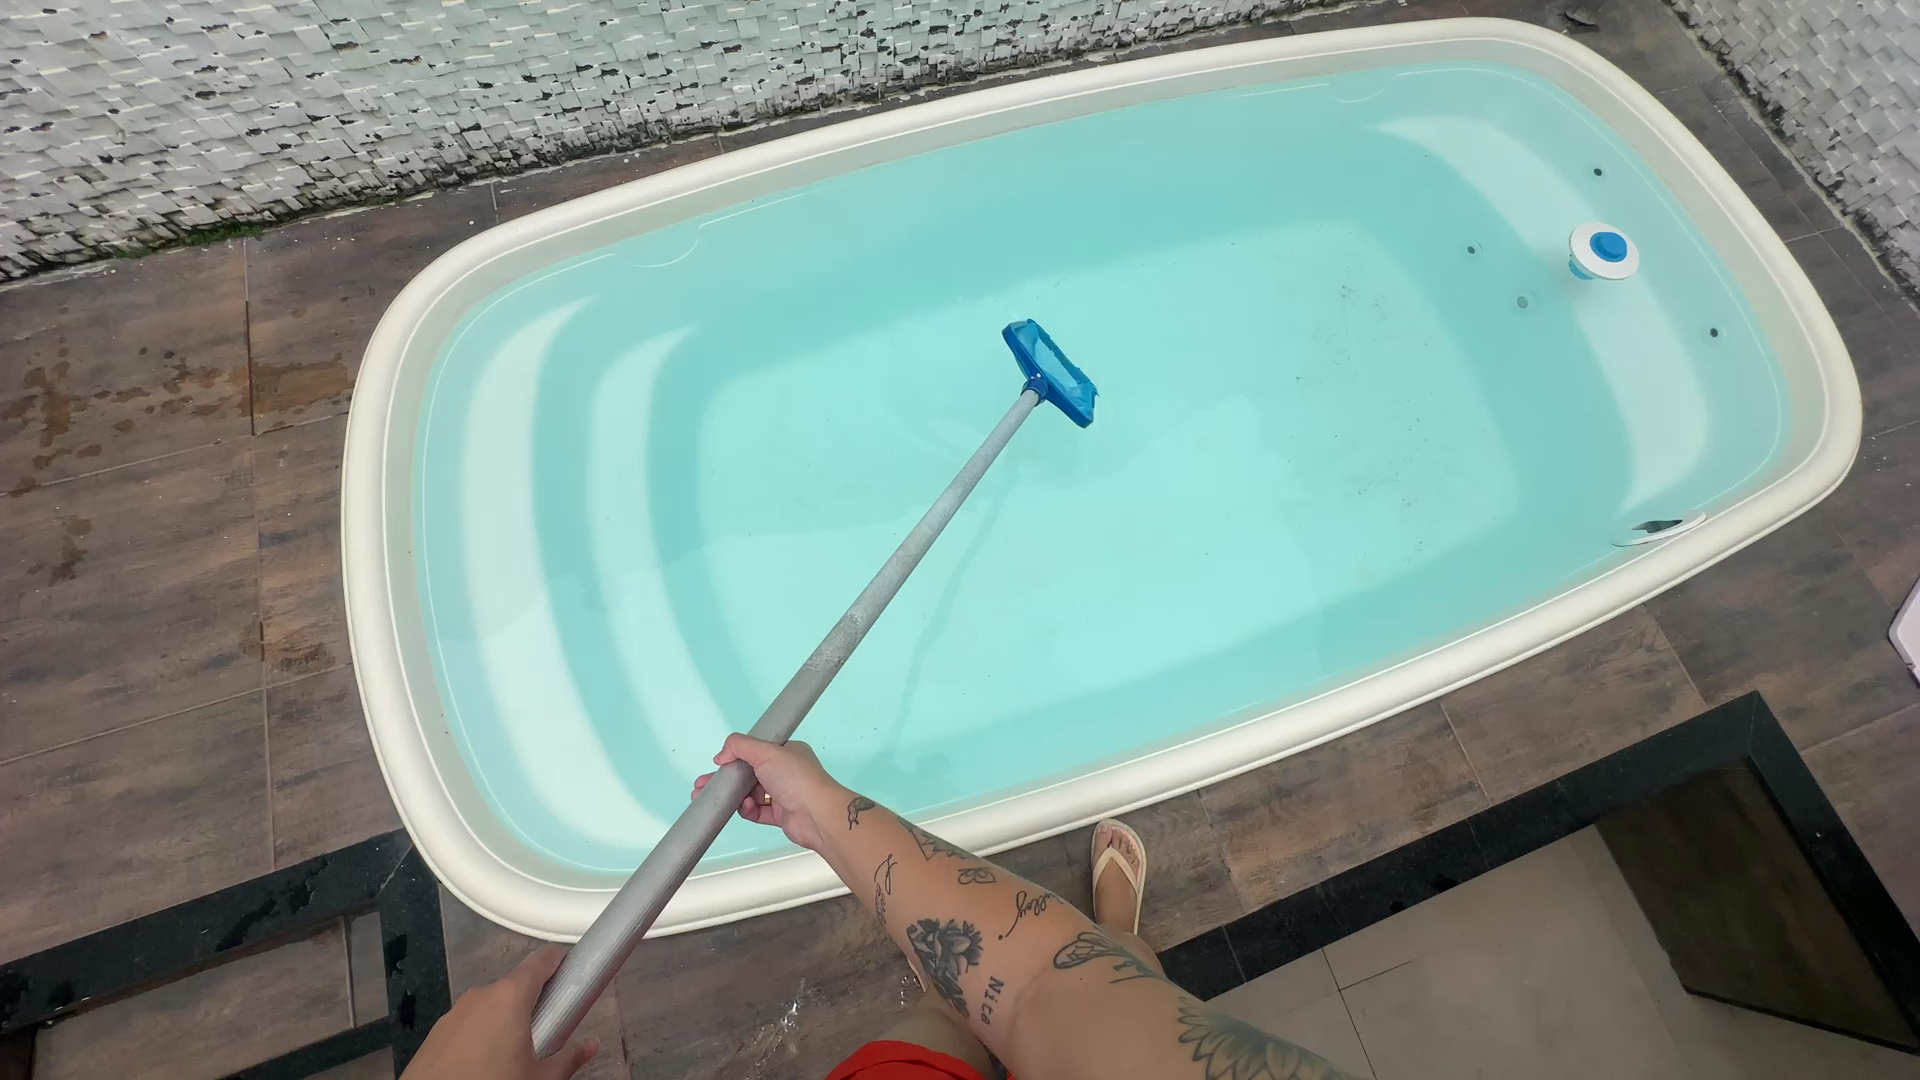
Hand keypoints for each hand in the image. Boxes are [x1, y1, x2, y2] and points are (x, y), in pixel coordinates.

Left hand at [400, 946, 598, 1079]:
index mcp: (510, 995)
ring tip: (510, 1056)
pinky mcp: (431, 1039)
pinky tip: (479, 1069)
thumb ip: (568, 1057)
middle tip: (547, 1029)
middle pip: (517, 985)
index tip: (573, 976)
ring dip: (504, 1021)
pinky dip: (478, 1038)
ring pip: (490, 1007)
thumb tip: (590, 1045)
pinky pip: (465, 1027)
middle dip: (534, 1002)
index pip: (544, 958)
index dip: (563, 961)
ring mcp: (452, 1016)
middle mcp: (481, 996)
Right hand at [692, 735, 846, 851]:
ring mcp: (784, 793)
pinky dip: (748, 810)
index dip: (736, 757)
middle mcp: (786, 771)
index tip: (718, 764)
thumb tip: (721, 754)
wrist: (816, 814)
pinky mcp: (781, 814)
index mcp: (787, 752)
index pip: (757, 751)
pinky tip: (743, 808)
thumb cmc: (796, 778)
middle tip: (702, 788)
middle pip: (750, 774)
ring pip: (752, 794)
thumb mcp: (766, 752)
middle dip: (726, 780)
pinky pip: (758, 811)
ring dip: (734, 797)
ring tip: (714, 800)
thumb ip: (740, 747)